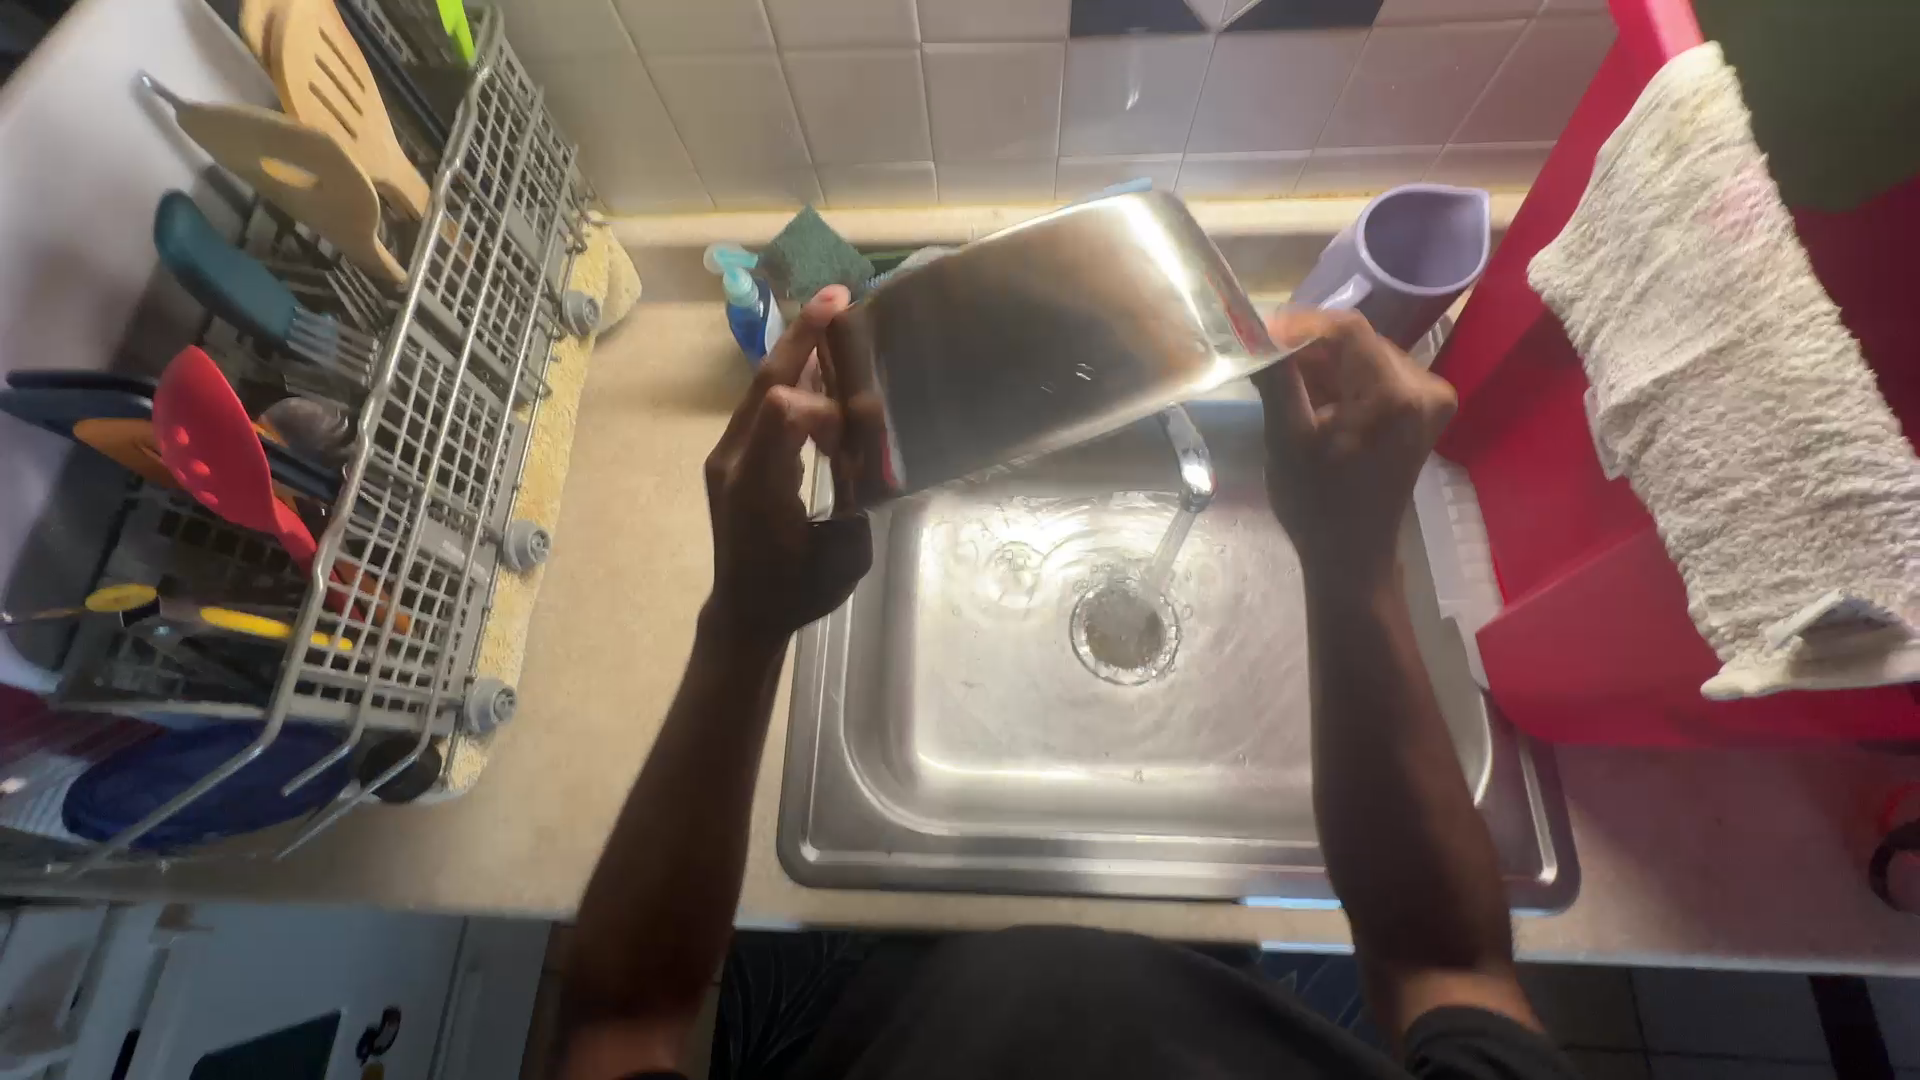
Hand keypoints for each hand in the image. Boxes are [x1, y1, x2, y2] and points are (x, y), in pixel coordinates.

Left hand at [703, 286, 870, 645]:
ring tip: (828, 314)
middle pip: (765, 382)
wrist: (746, 613)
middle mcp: (734, 462)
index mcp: (759, 487)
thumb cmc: (798, 593)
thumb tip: (863, 453)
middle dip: (803, 336)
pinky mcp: (731, 461)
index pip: (783, 410)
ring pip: (759, 389)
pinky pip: (760, 408)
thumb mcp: (842, 558)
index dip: (826, 406)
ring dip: (795, 350)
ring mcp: (727, 458)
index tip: (852, 438)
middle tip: (837, 297)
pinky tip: (816, 366)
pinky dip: (790, 379)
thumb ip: (855, 500)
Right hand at [1251, 310, 1455, 590]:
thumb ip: (1278, 380)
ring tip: (1282, 384)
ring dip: (1321, 364)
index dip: (1298, 325)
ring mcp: (1429, 398)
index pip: (1346, 330)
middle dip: (1307, 347)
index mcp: (1395, 395)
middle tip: (1263, 362)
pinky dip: (1339, 381)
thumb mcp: (1285, 439)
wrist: (1351, 552)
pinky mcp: (1421, 409)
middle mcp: (1425, 387)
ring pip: (1363, 357)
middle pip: (1357, 342)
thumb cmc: (1314, 504)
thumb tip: (1256, 332)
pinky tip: (1311, 399)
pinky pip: (1373, 376)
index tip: (1258, 336)